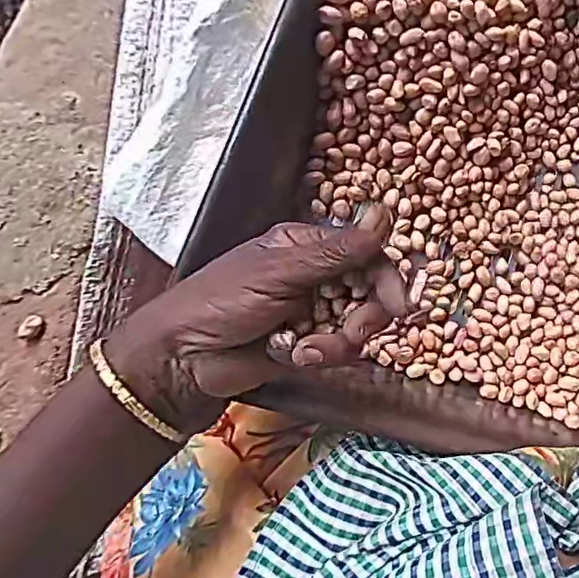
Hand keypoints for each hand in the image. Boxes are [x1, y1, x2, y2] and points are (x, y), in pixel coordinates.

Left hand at [103, 205, 408, 433]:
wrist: (178, 362)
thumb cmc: (219, 303)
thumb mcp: (280, 271)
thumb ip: (336, 250)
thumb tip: (383, 215)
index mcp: (308, 246)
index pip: (366, 254)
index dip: (386, 279)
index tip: (399, 306)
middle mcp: (317, 275)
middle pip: (369, 291)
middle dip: (365, 316)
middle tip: (354, 333)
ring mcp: (313, 310)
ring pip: (357, 324)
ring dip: (337, 341)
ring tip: (305, 351)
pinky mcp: (308, 342)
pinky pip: (338, 348)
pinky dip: (320, 354)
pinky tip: (293, 355)